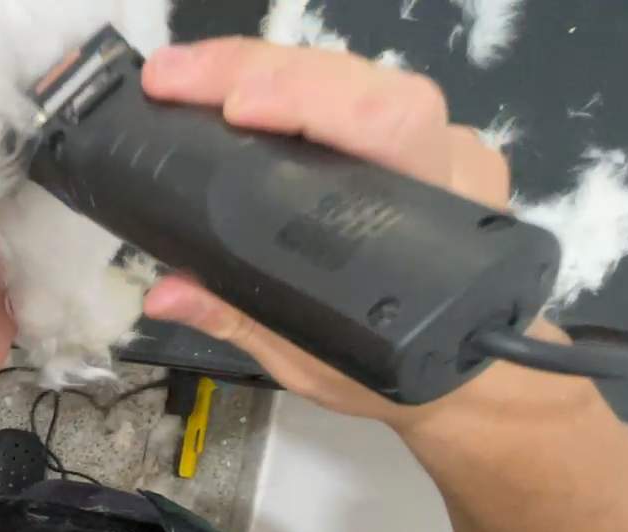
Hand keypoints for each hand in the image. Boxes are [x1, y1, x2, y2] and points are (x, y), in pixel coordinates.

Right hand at [137, 39, 599, 439]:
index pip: (385, 126)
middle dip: (258, 68)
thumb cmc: (394, 370)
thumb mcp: (308, 359)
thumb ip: (237, 319)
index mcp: (431, 217)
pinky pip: (346, 94)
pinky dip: (284, 83)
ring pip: (353, 75)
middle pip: (361, 80)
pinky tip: (233, 87)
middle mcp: (441, 159)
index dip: (310, 103)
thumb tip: (162, 295)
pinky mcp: (408, 142)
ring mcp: (431, 142)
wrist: (465, 368)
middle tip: (171, 77)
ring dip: (265, 65)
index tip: (233, 108)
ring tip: (186, 77)